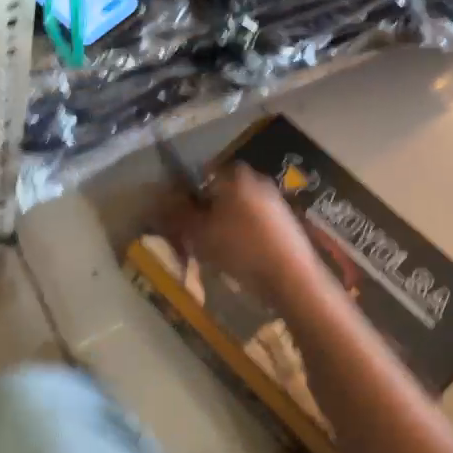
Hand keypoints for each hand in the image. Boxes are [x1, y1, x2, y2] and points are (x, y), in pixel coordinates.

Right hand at [160, 163, 330, 303]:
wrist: (292, 279)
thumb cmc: (241, 250)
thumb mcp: (199, 234)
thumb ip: (178, 214)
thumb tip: (159, 201)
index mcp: (234, 176)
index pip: (200, 174)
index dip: (184, 193)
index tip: (176, 213)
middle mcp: (256, 180)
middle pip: (220, 190)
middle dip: (204, 208)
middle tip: (193, 232)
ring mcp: (274, 200)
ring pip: (237, 206)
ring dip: (223, 222)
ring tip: (213, 247)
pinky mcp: (286, 222)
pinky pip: (254, 221)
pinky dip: (242, 232)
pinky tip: (238, 255)